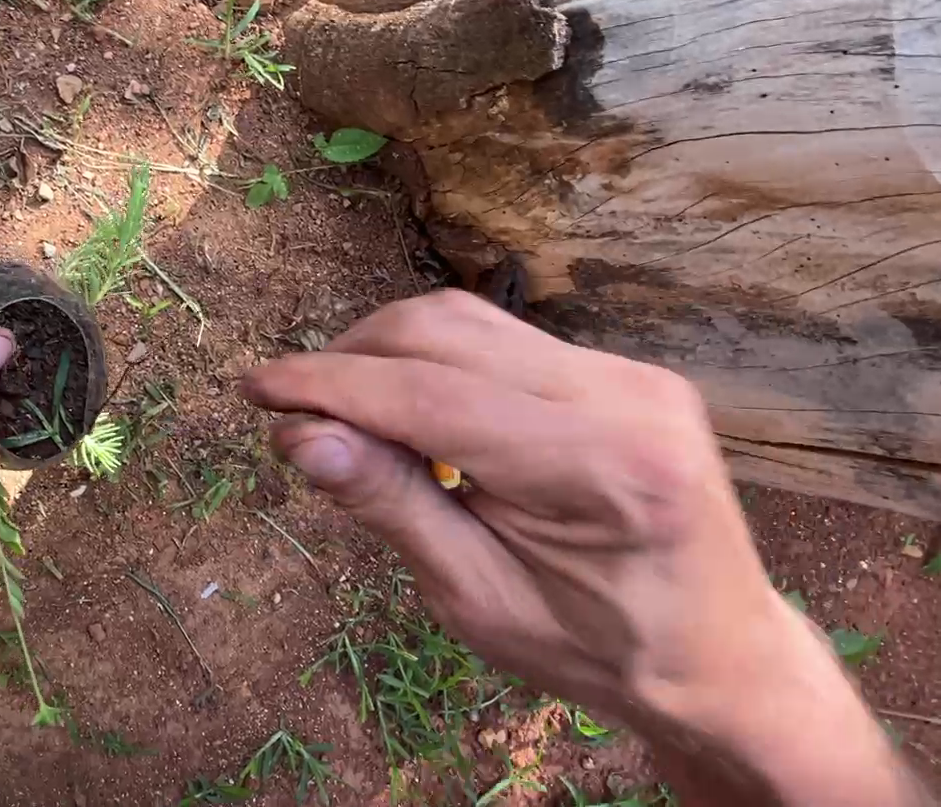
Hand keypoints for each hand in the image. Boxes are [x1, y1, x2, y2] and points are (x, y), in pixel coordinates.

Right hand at [241, 290, 909, 803]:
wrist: (721, 656)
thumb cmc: (592, 647)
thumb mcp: (474, 598)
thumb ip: (388, 504)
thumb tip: (298, 436)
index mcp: (600, 468)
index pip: (426, 395)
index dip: (325, 384)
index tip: (252, 387)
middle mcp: (622, 395)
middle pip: (435, 333)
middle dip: (343, 360)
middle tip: (291, 408)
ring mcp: (623, 370)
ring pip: (454, 318)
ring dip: (375, 350)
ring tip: (341, 405)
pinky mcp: (610, 366)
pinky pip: (484, 334)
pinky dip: (418, 356)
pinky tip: (400, 401)